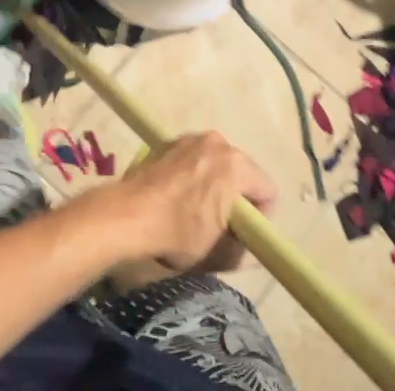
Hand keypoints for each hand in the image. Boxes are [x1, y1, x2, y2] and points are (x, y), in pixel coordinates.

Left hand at [81, 132, 277, 273]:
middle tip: (221, 224)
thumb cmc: (178, 232)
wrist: (126, 215)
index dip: (261, 217)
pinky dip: (193, 175)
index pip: (268, 191)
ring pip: (217, 164)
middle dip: (237, 198)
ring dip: (214, 184)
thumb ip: (241, 250)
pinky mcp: (169, 141)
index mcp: (237, 166)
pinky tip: (177, 196)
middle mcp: (219, 143)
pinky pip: (194, 159)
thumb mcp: (217, 254)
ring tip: (196, 209)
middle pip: (242, 173)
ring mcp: (192, 139)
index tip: (244, 235)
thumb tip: (243, 245)